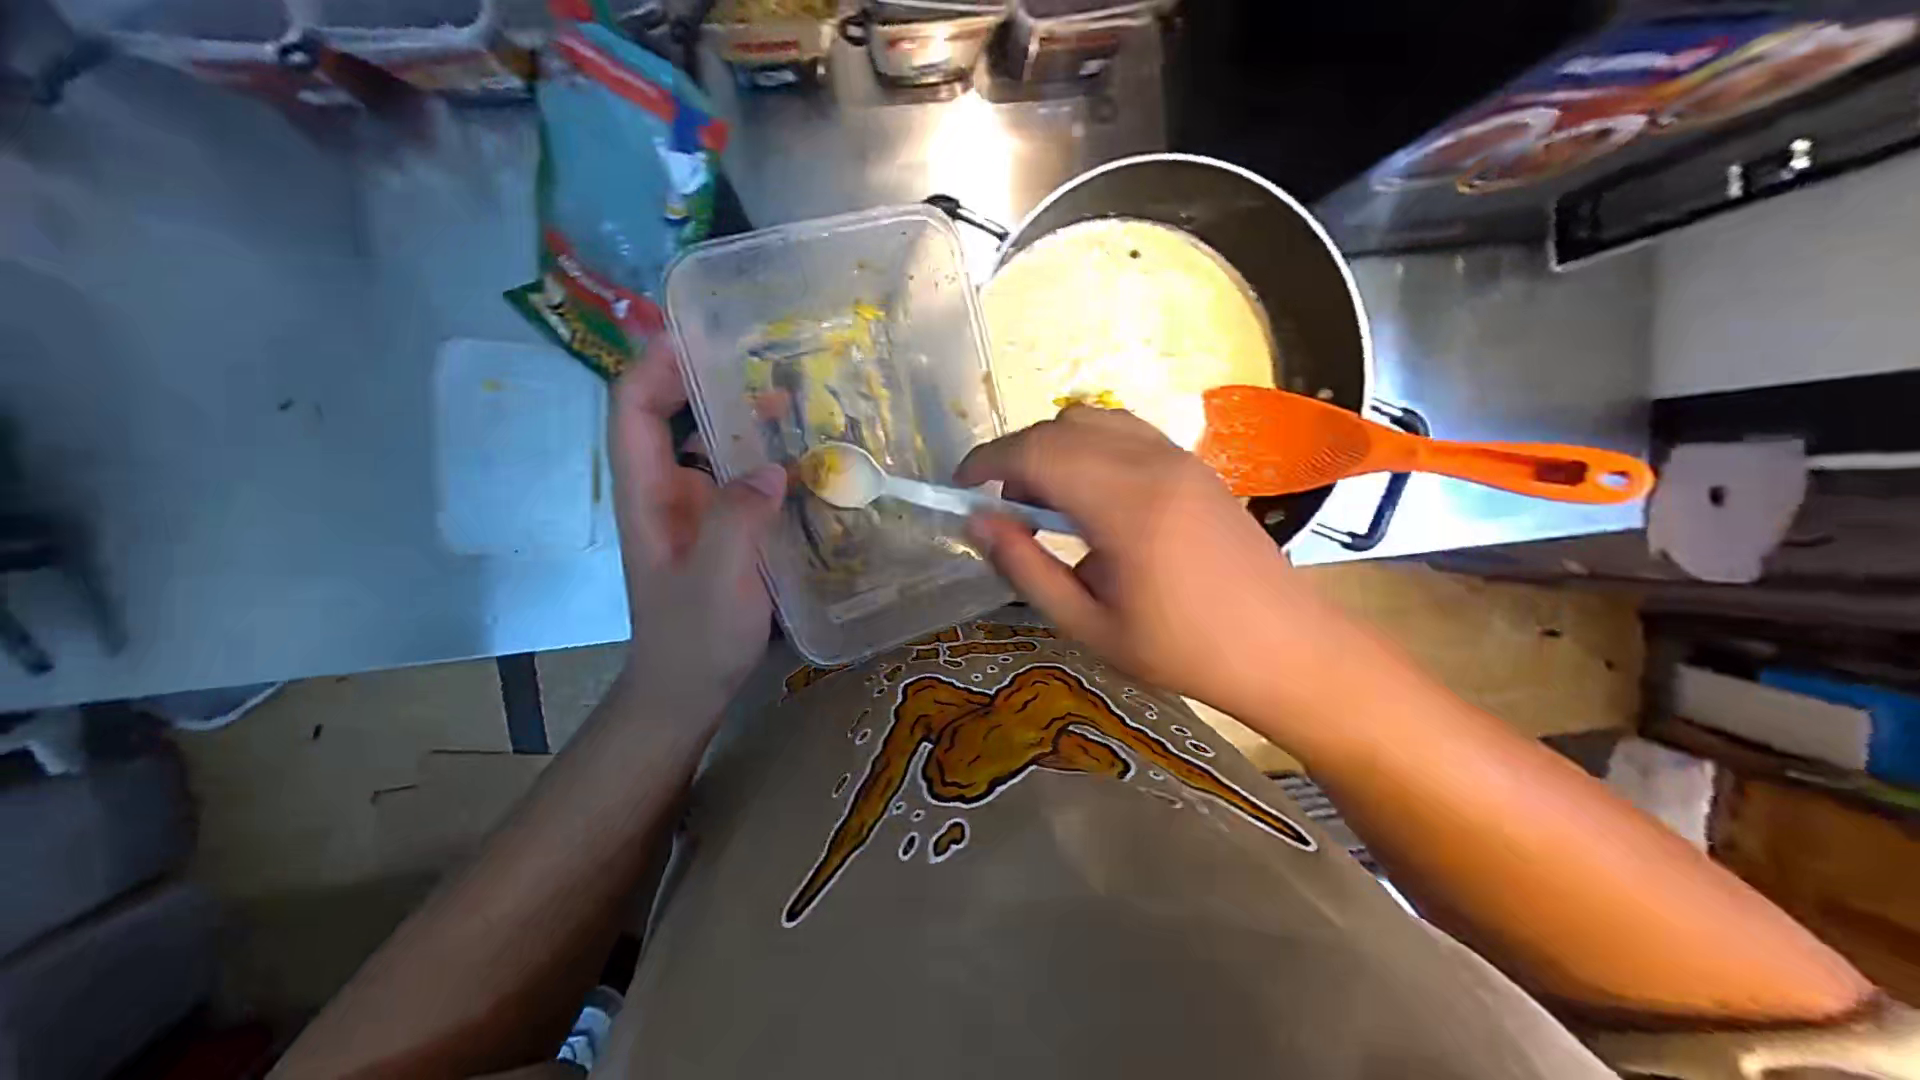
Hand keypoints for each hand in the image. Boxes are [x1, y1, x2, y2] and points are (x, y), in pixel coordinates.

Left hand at [609, 341, 785, 718]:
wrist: (691, 688)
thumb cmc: (694, 638)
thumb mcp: (715, 581)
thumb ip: (737, 520)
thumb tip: (773, 468)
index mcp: (648, 495)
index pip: (634, 410)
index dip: (657, 365)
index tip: (700, 335)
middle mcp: (668, 490)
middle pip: (675, 415)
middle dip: (711, 380)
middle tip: (768, 359)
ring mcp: (698, 509)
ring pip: (713, 445)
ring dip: (746, 418)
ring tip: (797, 399)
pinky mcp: (726, 527)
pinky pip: (744, 477)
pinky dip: (769, 457)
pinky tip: (808, 456)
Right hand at [955, 406, 1351, 721]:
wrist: (1283, 647)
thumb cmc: (1183, 650)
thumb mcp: (1088, 626)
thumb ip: (1025, 569)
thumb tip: (977, 522)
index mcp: (1126, 505)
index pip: (1036, 452)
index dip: (986, 461)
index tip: (960, 488)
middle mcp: (1152, 463)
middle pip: (1059, 428)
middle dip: (1015, 458)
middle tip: (1005, 512)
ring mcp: (1178, 457)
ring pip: (1092, 420)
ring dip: (1053, 449)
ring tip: (1048, 506)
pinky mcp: (1193, 464)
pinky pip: (1124, 431)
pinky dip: (1089, 448)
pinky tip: (1092, 498)